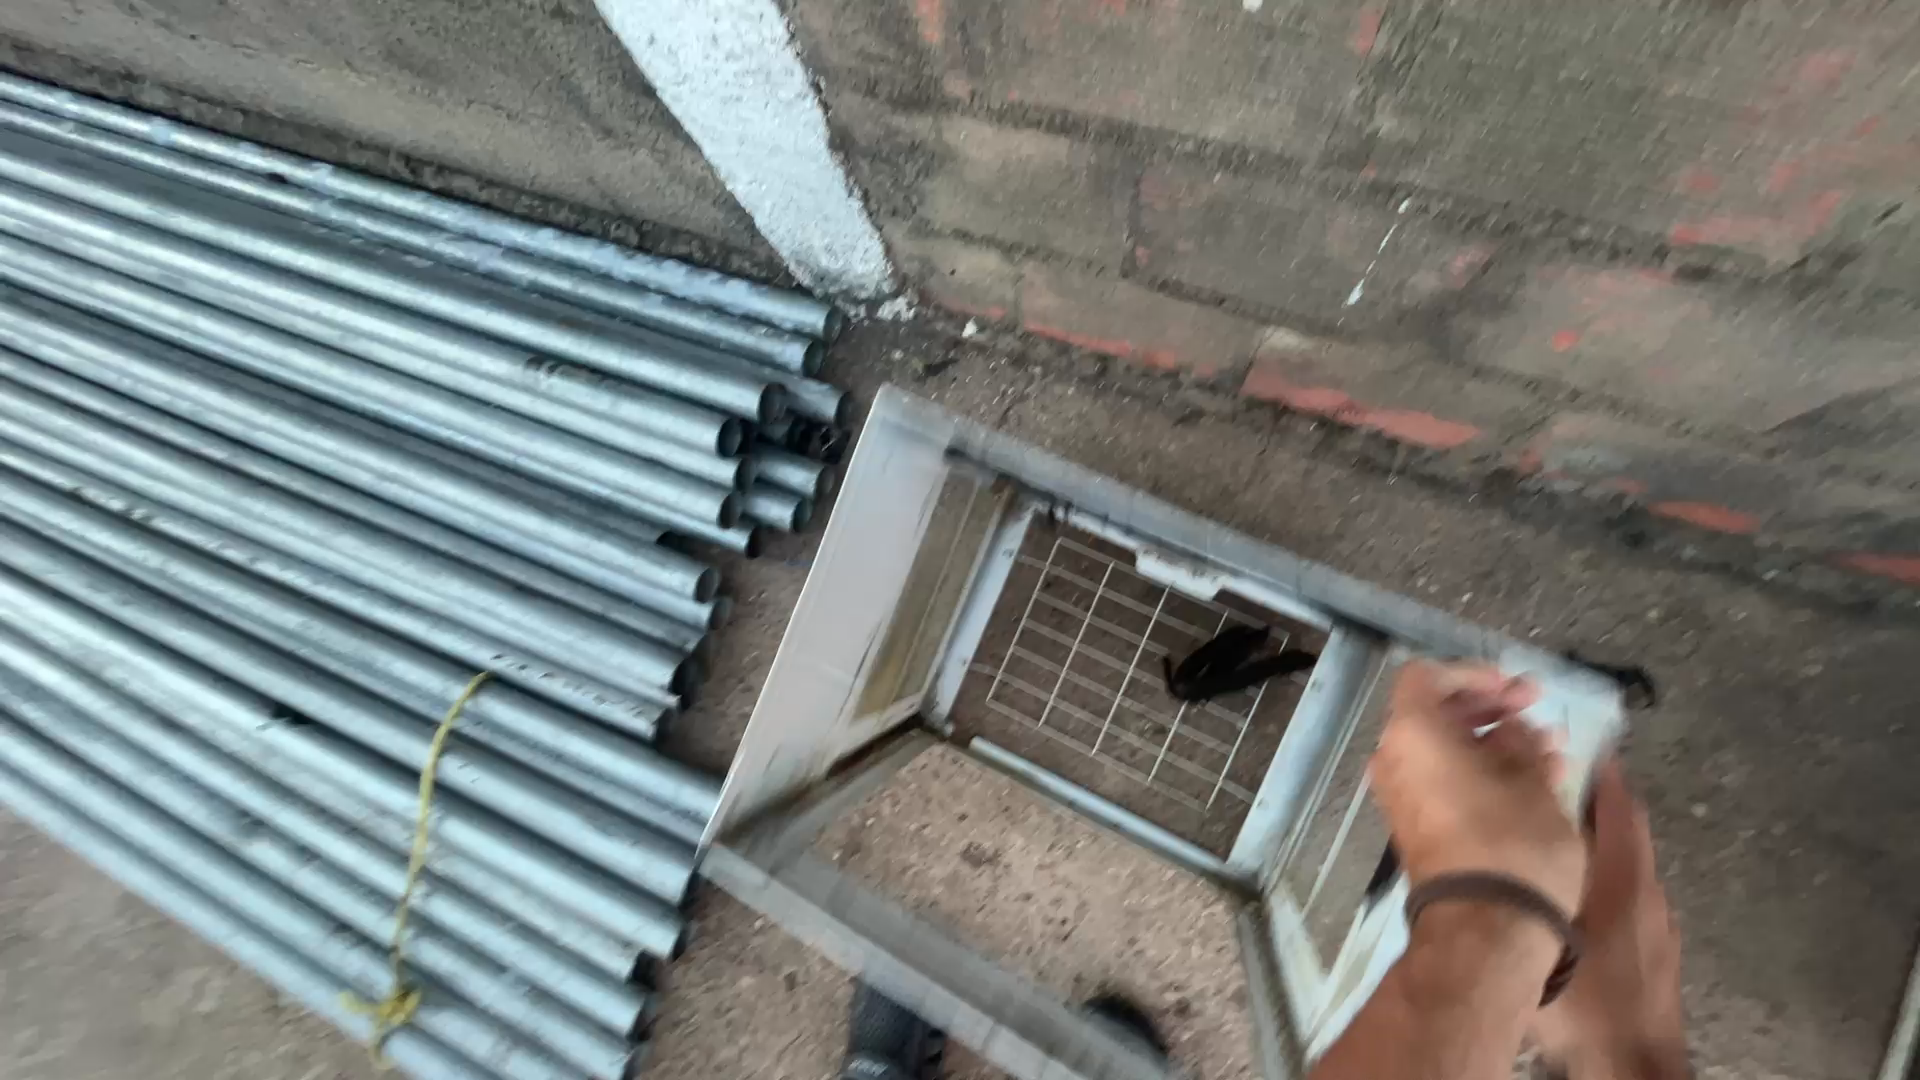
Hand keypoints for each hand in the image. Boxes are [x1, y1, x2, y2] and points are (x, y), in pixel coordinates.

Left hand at [1368, 659, 1585, 912]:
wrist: (1484, 927)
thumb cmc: (1512, 843)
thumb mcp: (1531, 783)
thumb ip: (1518, 742)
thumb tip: (1511, 728)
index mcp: (1410, 732)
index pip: (1425, 677)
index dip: (1470, 673)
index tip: (1514, 686)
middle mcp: (1392, 755)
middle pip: (1432, 709)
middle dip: (1486, 703)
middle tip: (1536, 705)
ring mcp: (1399, 789)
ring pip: (1443, 745)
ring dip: (1491, 737)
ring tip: (1549, 742)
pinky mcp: (1413, 819)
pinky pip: (1442, 776)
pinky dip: (1479, 766)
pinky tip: (1533, 774)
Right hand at [1532, 761, 1688, 1078]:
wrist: (1631, 1063)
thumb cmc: (1580, 991)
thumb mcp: (1537, 927)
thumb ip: (1510, 880)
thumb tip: (1473, 834)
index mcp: (1621, 876)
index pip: (1618, 808)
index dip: (1599, 772)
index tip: (1572, 742)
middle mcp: (1641, 889)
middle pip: (1618, 828)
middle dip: (1583, 798)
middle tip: (1537, 776)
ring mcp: (1649, 920)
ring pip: (1615, 859)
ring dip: (1582, 836)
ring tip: (1533, 821)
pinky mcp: (1645, 945)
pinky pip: (1615, 887)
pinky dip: (1588, 870)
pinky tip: (1550, 880)